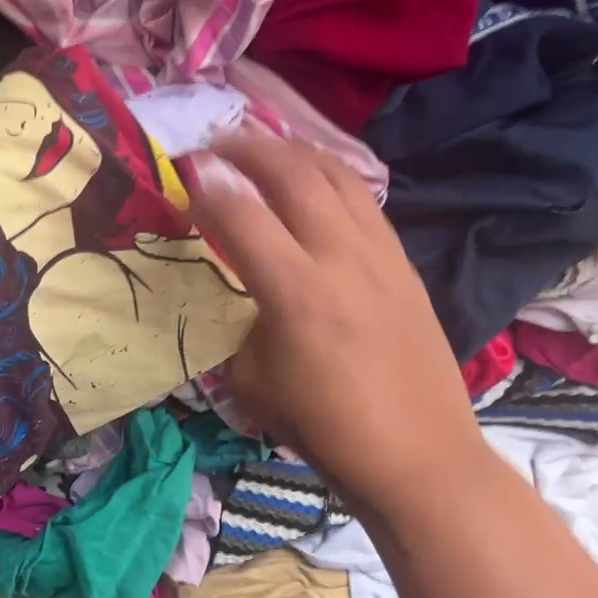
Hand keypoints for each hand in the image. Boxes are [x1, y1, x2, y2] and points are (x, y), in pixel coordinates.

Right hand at [183, 128, 494, 516]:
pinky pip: (362, 200)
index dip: (205, 183)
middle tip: (212, 143)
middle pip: (293, 174)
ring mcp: (380, 256)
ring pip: (337, 175)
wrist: (419, 454)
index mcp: (296, 292)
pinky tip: (310, 182)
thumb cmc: (322, 426)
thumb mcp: (251, 380)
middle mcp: (342, 259)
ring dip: (292, 151)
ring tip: (258, 147)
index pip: (240, 214)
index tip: (178, 165)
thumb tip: (236, 289)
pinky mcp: (403, 264)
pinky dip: (328, 177)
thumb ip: (239, 320)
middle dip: (247, 147)